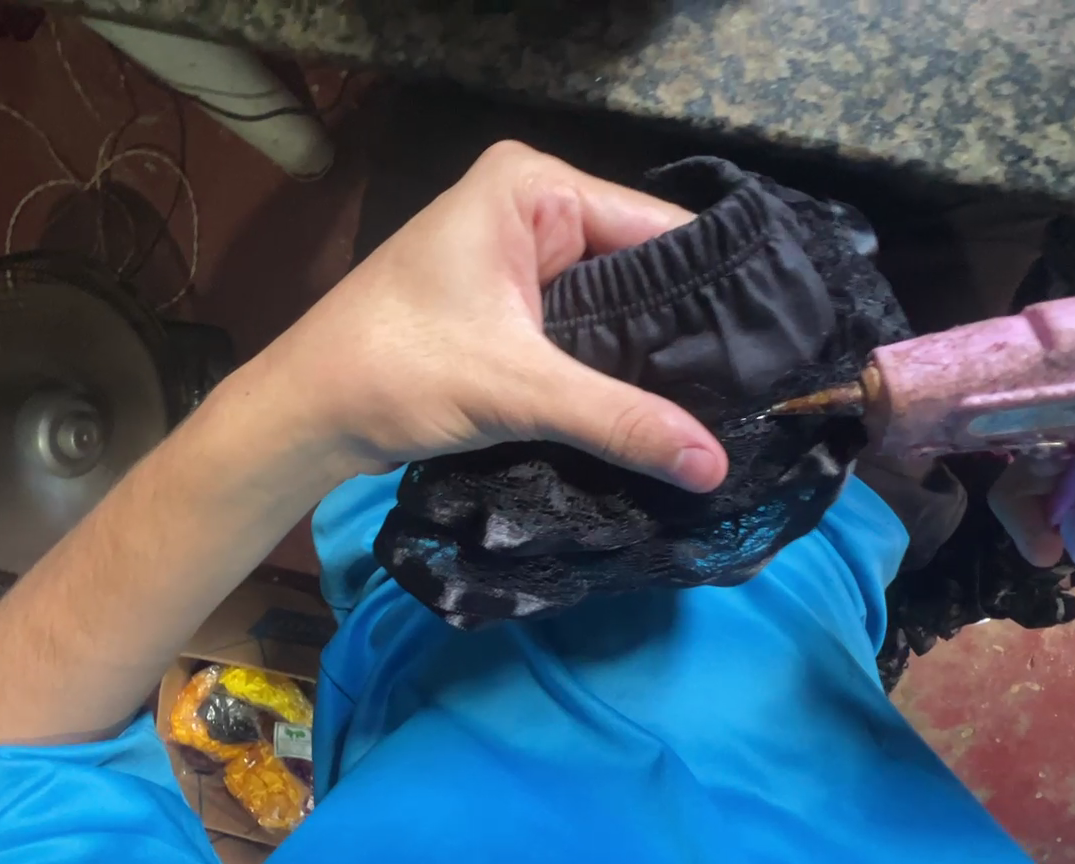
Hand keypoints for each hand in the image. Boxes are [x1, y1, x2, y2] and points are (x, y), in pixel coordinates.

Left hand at [237, 141, 728, 494]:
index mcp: (533, 187)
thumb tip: (714, 465)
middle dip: (676, 334)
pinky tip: (645, 410)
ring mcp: (512, 261)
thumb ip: (618, 420)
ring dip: (640, 359)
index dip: (712, 294)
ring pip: (605, 309)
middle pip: (634, 271)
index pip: (657, 230)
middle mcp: (527, 210)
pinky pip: (573, 334)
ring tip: (711, 410)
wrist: (308, 414)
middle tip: (745, 395)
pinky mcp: (500, 308)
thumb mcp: (516, 389)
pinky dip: (600, 370)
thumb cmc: (395, 371)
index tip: (767, 354)